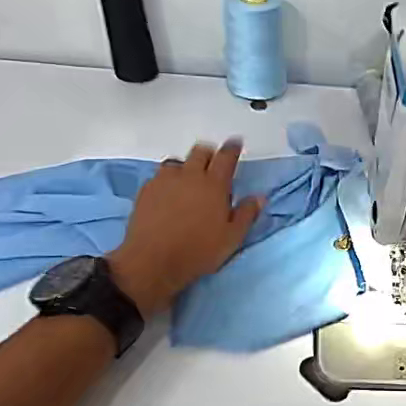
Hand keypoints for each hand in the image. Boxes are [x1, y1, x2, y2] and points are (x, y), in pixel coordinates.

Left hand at [109, 140, 263, 315]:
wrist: (153, 261)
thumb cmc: (198, 251)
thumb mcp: (231, 238)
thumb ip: (246, 214)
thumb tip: (259, 197)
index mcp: (214, 184)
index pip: (226, 157)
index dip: (232, 148)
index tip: (235, 144)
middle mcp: (190, 176)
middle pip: (200, 151)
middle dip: (209, 153)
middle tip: (213, 163)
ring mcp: (165, 181)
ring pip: (177, 161)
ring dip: (186, 166)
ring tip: (188, 179)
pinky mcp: (146, 190)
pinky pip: (159, 176)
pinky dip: (167, 179)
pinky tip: (168, 193)